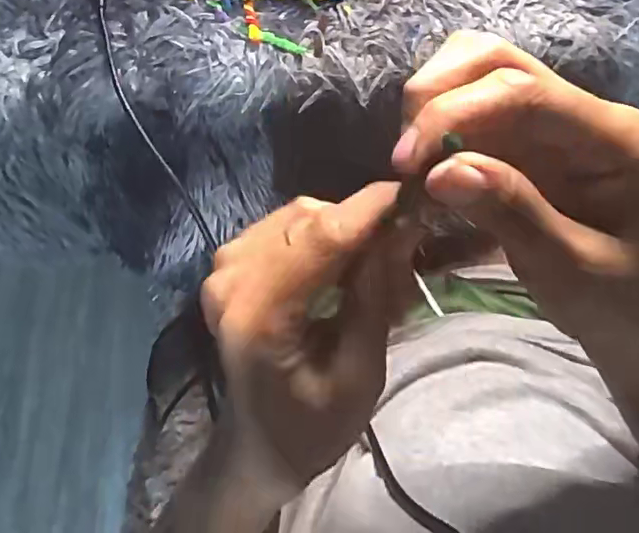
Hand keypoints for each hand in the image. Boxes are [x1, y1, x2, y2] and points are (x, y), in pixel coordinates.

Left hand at [199, 183, 419, 506]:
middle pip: (310, 220)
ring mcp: (225, 263)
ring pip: (300, 214)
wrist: (257, 443)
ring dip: (343, 228)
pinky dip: (321, 233)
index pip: (319, 238)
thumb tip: (399, 229)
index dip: (368, 209)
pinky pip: (286, 223)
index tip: (413, 194)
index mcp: (258, 314)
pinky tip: (337, 265)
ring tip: (370, 268)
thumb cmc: (313, 426)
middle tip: (401, 254)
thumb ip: (375, 298)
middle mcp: (231, 276)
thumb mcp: (359, 377)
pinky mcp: (230, 257)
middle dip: (363, 225)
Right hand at [393, 31, 638, 353]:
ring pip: (475, 62)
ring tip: (415, 158)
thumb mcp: (570, 273)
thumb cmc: (612, 301)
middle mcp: (580, 107)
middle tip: (407, 158)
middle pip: (495, 59)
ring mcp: (548, 109)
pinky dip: (433, 114)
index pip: (524, 92)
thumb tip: (440, 170)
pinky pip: (466, 90)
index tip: (409, 163)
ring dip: (430, 99)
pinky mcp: (519, 122)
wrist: (627, 314)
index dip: (455, 114)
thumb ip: (512, 214)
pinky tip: (426, 158)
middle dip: (437, 95)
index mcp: (613, 137)